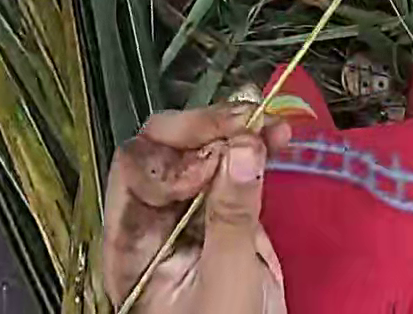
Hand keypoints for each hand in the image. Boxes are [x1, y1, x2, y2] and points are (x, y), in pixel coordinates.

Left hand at [101, 103, 290, 313]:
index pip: (135, 169)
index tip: (213, 162)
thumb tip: (243, 146)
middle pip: (164, 144)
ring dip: (237, 127)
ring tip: (271, 124)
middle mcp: (155, 211)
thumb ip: (231, 218)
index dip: (169, 157)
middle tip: (245, 125)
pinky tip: (279, 135)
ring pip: (201, 142)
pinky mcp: (225, 200)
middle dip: (205, 129)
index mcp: (133, 237)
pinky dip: (257, 141)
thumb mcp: (226, 287)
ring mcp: (191, 202)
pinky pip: (234, 157)